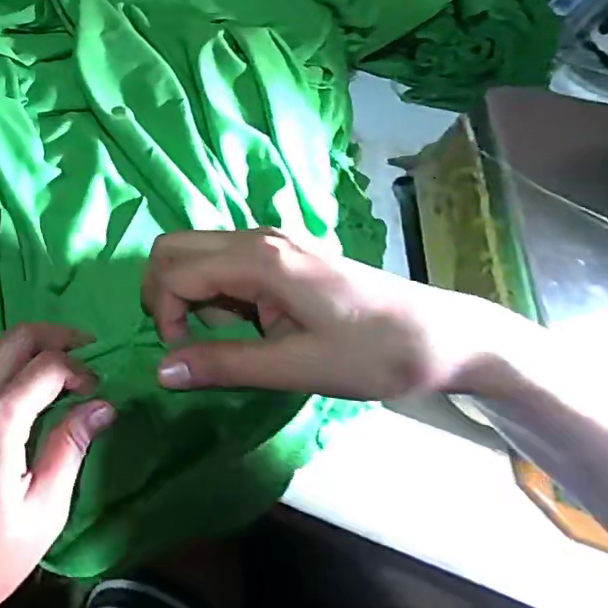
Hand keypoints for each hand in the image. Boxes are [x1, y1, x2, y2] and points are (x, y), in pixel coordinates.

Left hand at [0, 324, 116, 607]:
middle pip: (15, 339)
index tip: (101, 390)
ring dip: (33, 358)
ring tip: (66, 384)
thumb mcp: (43, 510)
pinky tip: (30, 408)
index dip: (81, 368)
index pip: (47, 365)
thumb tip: (103, 405)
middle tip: (89, 352)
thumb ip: (71, 447)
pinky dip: (11, 379)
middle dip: (57, 337)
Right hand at [142, 228, 541, 400]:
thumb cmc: (375, 353)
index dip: (163, 314)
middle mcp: (256, 237)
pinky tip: (250, 322)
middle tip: (186, 340)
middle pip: (173, 248)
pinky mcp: (281, 252)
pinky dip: (214, 292)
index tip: (184, 356)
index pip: (175, 272)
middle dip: (162, 295)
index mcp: (258, 259)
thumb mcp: (298, 368)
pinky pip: (222, 262)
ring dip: (190, 294)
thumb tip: (161, 370)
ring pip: (195, 253)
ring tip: (230, 335)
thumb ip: (225, 364)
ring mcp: (269, 241)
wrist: (446, 336)